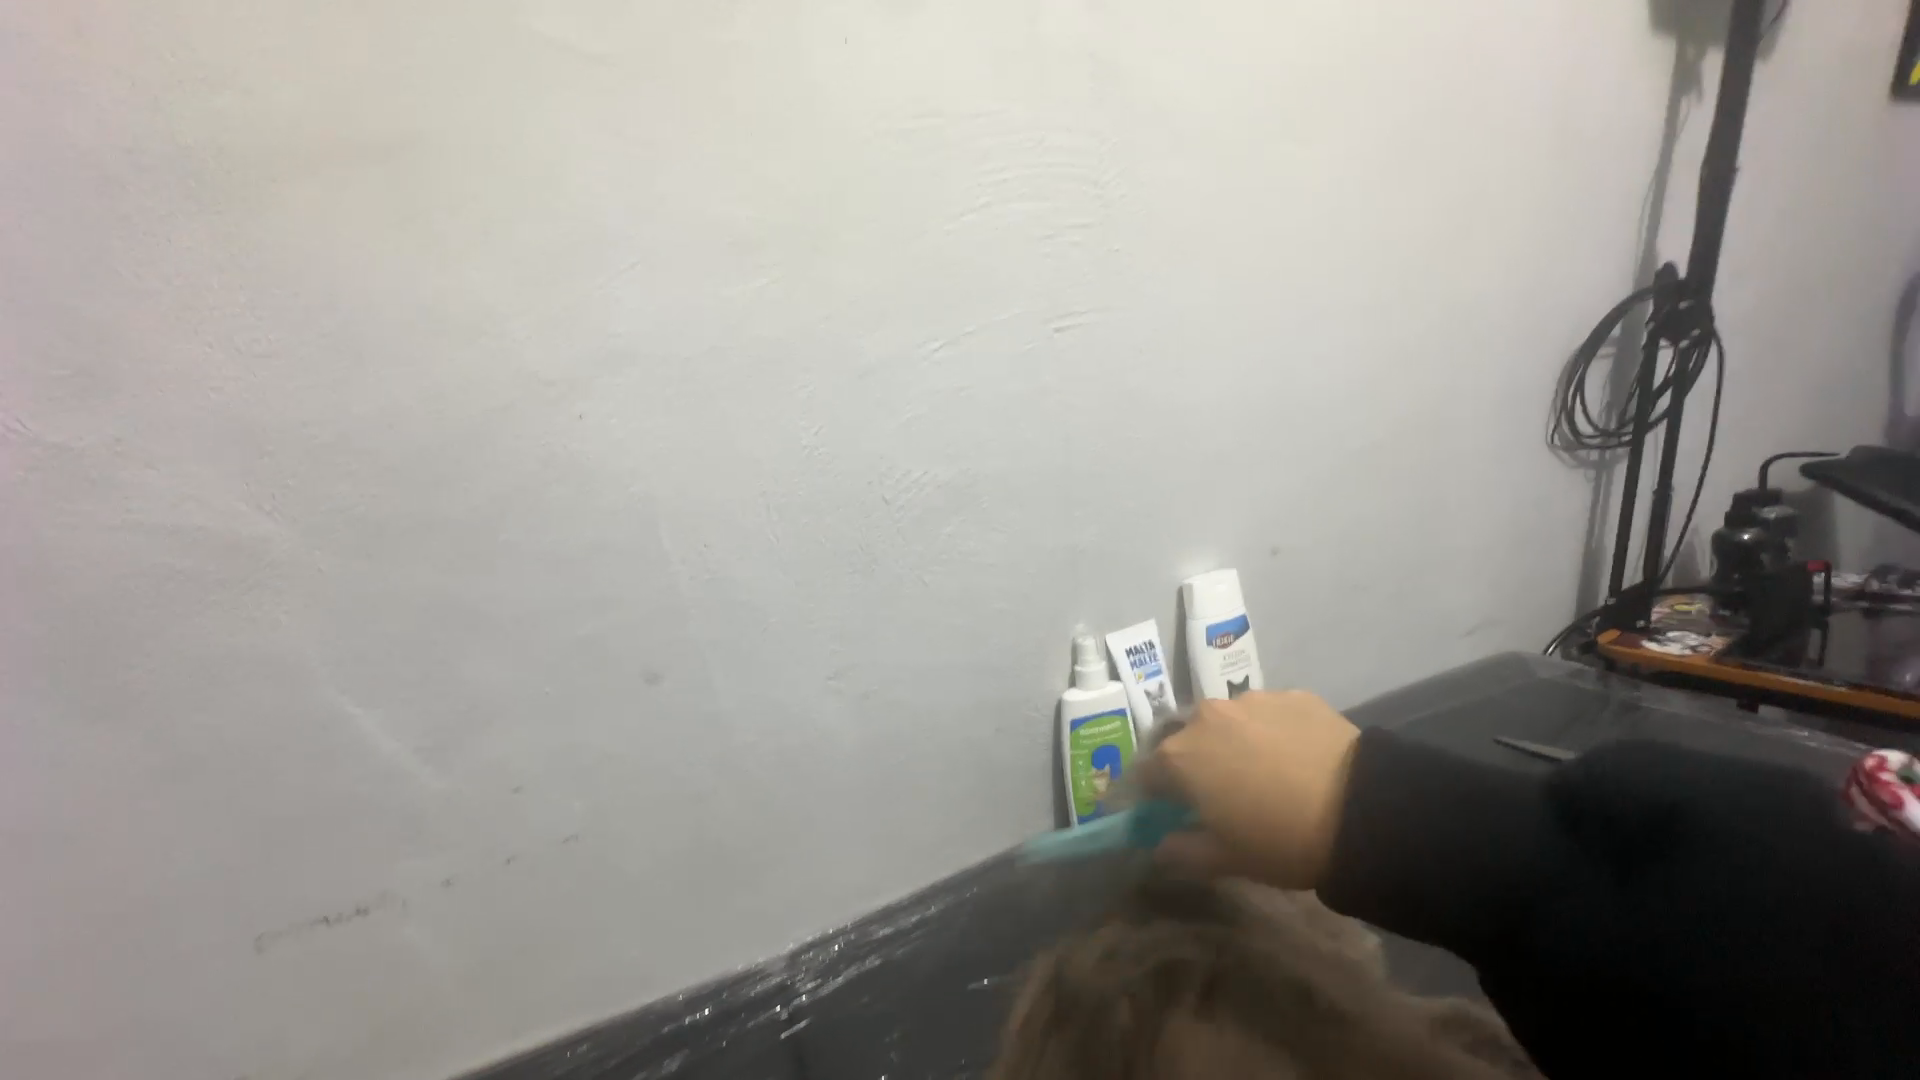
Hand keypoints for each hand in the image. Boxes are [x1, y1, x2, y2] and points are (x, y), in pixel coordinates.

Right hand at [1145, 690, 1360, 888]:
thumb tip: (1160, 845)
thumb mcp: (1227, 859)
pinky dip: (1270, 732)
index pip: (1144, 772)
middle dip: (1192, 763)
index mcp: (1179, 756)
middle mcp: (1205, 717)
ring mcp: (1249, 700)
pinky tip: (1295, 757)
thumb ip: (1182, 851)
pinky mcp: (1291, 695)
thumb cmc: (1281, 840)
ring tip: (1261, 771)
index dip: (1149, 793)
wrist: (1364, 810)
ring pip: (1227, 722)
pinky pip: (1267, 714)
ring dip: (1231, 743)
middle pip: (1185, 740)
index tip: (1162, 810)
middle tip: (1217, 792)